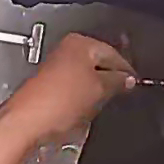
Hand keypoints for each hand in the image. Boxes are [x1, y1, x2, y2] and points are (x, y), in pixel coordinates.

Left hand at [6, 33, 137, 141]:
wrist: (28, 120)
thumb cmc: (61, 101)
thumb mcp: (99, 90)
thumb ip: (117, 81)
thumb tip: (128, 79)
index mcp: (80, 43)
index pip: (113, 53)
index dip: (126, 71)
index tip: (135, 84)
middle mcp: (67, 49)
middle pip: (99, 62)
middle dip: (111, 79)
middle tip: (122, 95)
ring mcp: (57, 64)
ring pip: (87, 74)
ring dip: (97, 88)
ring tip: (101, 103)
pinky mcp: (51, 81)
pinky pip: (75, 84)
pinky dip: (83, 94)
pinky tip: (85, 106)